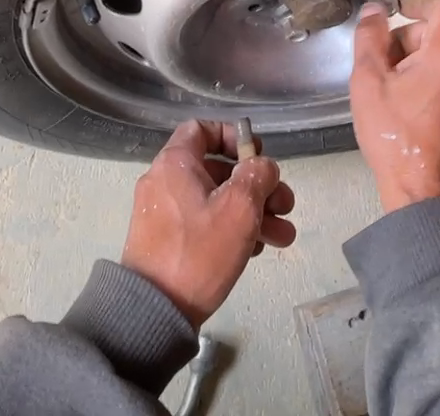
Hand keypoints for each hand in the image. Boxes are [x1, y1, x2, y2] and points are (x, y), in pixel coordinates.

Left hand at [120, 120, 296, 324]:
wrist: (154, 310)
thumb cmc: (198, 250)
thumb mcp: (238, 207)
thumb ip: (257, 176)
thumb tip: (262, 166)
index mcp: (175, 163)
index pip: (202, 129)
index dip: (233, 136)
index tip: (257, 156)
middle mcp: (167, 182)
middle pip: (219, 170)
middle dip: (258, 186)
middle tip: (285, 205)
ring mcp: (166, 214)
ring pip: (218, 200)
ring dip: (254, 212)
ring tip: (284, 236)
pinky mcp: (170, 241)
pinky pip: (206, 223)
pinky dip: (233, 230)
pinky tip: (258, 251)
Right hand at [349, 0, 439, 212]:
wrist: (420, 188)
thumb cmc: (395, 137)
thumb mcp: (369, 81)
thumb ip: (370, 37)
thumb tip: (375, 11)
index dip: (418, 1)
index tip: (398, 8)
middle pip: (439, 33)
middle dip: (407, 39)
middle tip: (380, 62)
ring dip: (416, 60)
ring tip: (389, 87)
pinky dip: (428, 79)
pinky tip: (405, 102)